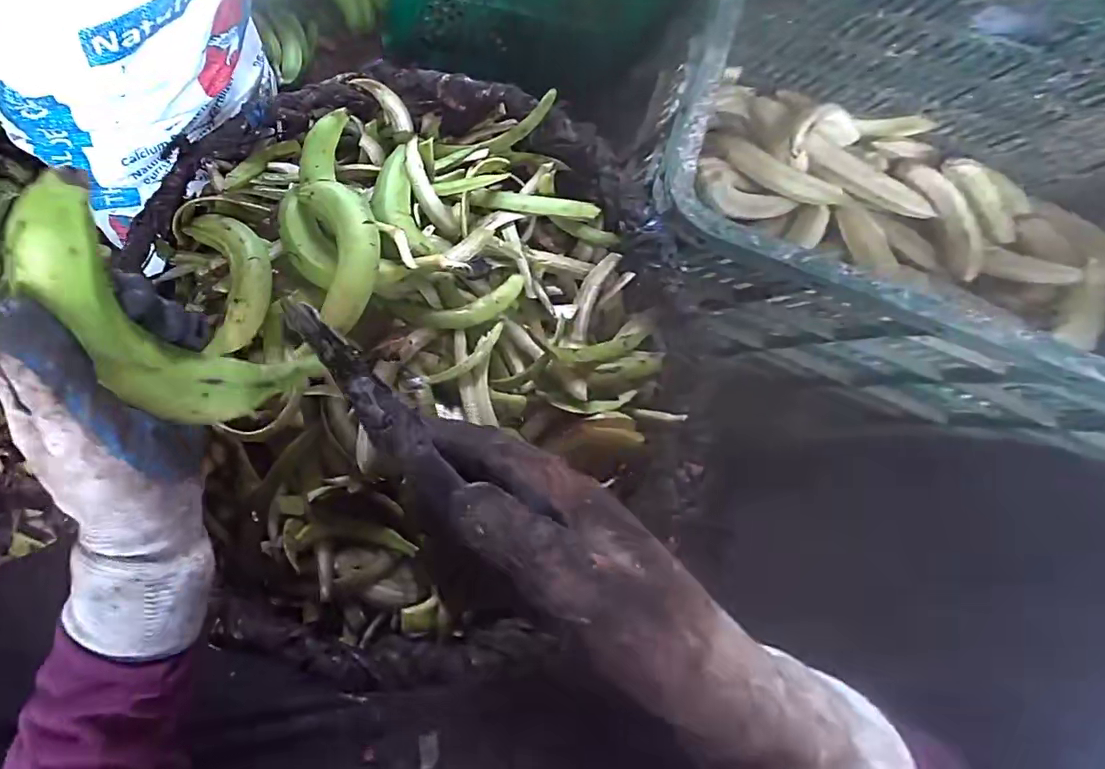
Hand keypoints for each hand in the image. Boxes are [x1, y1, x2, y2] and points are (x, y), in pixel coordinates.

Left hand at [0, 285, 212, 661]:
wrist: (158, 523)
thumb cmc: (100, 483)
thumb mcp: (64, 433)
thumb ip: (38, 374)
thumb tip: (4, 305)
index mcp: (41, 373)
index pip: (35, 309)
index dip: (52, 284)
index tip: (79, 278)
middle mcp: (82, 357)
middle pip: (94, 299)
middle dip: (117, 293)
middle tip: (135, 307)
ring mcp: (125, 361)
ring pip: (138, 308)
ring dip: (156, 308)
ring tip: (170, 331)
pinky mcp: (164, 367)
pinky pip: (176, 330)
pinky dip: (186, 326)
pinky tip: (191, 341)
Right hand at [410, 420, 913, 768]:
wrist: (726, 691)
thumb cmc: (654, 636)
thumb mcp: (580, 587)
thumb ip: (514, 534)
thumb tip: (450, 489)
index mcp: (559, 487)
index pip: (478, 447)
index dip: (427, 432)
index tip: (378, 415)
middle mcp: (558, 492)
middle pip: (483, 453)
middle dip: (434, 442)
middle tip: (386, 442)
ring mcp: (564, 522)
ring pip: (492, 480)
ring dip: (450, 469)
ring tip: (411, 471)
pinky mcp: (566, 553)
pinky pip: (503, 516)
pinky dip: (469, 508)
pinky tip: (458, 524)